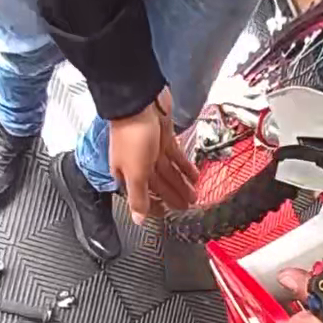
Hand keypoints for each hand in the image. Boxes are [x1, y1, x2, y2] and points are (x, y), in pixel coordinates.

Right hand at [108, 88, 198, 222]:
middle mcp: (138, 164)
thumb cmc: (132, 136)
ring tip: (195, 195)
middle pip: (158, 185)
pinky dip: (185, 166)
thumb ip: (138, 198)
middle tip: (188, 207)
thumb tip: (137, 221)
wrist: (139, 101)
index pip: (142, 196)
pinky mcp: (163, 137)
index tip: (167, 214)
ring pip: (169, 172)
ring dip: (181, 184)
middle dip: (172, 196)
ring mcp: (151, 150)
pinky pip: (176, 156)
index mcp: (127, 174)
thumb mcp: (135, 173)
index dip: (154, 206)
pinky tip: (195, 175)